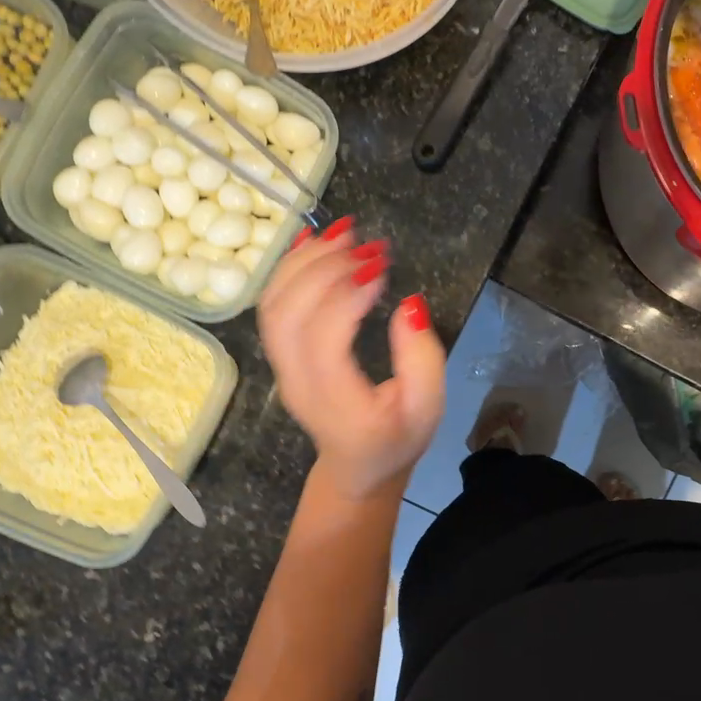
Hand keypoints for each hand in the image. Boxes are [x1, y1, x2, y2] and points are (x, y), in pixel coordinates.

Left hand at [258, 219, 446, 498]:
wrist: (358, 466)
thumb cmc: (397, 438)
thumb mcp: (428, 406)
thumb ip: (423, 358)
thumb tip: (409, 304)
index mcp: (335, 399)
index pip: (324, 337)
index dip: (347, 295)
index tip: (382, 268)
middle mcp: (296, 380)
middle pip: (288, 313)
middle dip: (324, 267)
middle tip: (366, 243)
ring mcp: (281, 366)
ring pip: (273, 304)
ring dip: (304, 261)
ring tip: (343, 233)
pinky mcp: (280, 353)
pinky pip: (271, 305)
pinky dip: (288, 267)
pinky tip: (313, 242)